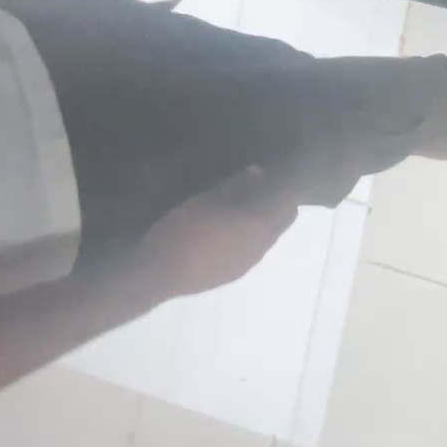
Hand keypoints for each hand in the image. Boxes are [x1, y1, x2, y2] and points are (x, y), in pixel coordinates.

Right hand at [121, 165, 306, 299]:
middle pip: (287, 217)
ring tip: (248, 211)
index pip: (291, 199)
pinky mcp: (238, 272)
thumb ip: (235, 186)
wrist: (155, 275)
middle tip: (268, 191)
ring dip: (269, 221)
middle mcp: (265, 242)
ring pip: (274, 234)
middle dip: (284, 202)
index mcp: (261, 222)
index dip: (290, 185)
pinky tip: (234, 234)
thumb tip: (258, 171)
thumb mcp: (205, 202)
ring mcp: (253, 259)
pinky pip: (257, 250)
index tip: (283, 176)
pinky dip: (255, 237)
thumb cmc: (182, 232)